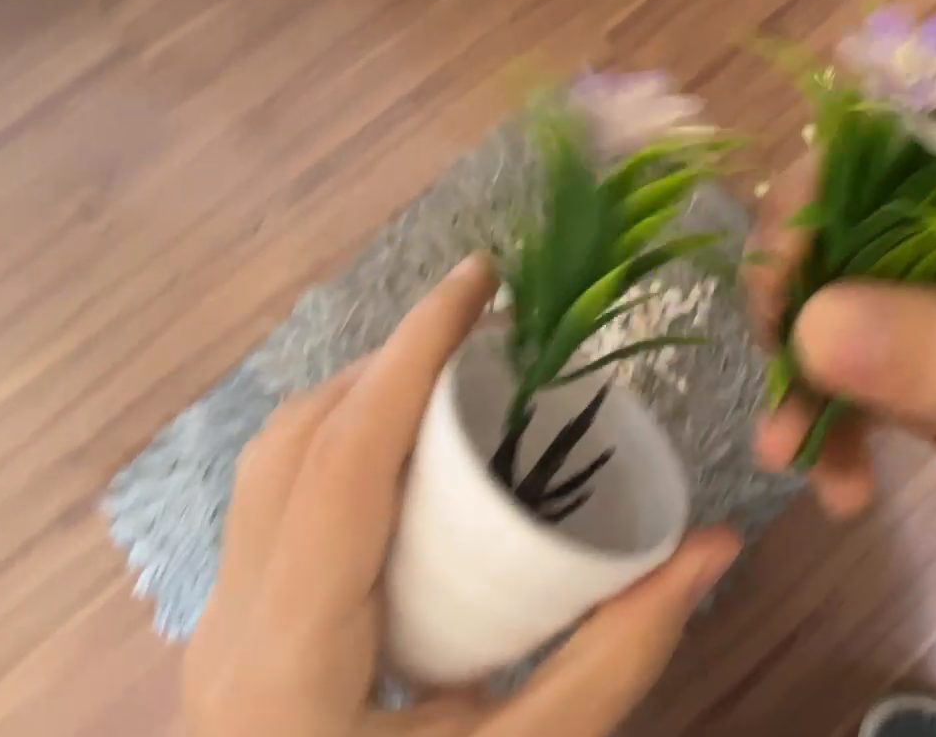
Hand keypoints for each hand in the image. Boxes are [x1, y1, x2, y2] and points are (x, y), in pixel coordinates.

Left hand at [186, 253, 741, 736]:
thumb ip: (616, 654)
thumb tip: (714, 545)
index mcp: (290, 657)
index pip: (343, 458)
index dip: (412, 352)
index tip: (478, 278)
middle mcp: (233, 625)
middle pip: (298, 441)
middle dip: (392, 361)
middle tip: (484, 331)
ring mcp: (221, 628)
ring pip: (275, 462)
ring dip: (361, 395)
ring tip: (450, 375)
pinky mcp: (238, 631)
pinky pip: (277, 496)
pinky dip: (341, 439)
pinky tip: (407, 450)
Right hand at [744, 155, 935, 580]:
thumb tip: (810, 326)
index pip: (875, 166)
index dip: (809, 206)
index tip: (778, 285)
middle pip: (830, 246)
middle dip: (788, 308)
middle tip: (779, 375)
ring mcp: (931, 323)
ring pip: (827, 326)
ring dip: (797, 386)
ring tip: (787, 454)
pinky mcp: (921, 388)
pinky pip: (846, 393)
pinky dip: (827, 434)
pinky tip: (840, 491)